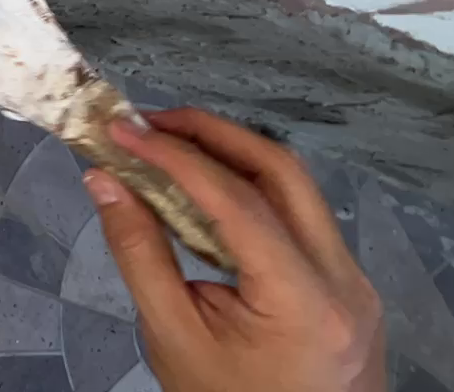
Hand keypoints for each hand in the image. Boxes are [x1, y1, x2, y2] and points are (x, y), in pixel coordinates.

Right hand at [83, 108, 384, 391]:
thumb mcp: (170, 332)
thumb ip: (136, 250)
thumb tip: (102, 178)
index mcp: (305, 301)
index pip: (238, 201)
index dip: (174, 154)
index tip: (119, 129)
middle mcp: (345, 280)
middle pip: (282, 172)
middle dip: (208, 131)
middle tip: (145, 122)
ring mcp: (351, 279)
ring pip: (292, 185)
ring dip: (223, 150)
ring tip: (160, 143)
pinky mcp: (341, 280)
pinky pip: (291, 210)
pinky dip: (237, 181)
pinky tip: (192, 186)